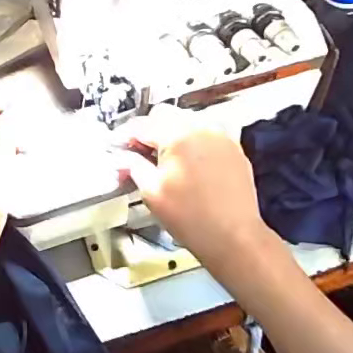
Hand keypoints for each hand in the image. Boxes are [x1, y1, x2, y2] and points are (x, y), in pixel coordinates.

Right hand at [115, 105, 273, 265]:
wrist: (234, 237)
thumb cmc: (191, 217)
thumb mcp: (151, 191)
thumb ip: (133, 166)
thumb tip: (124, 157)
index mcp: (177, 134)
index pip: (142, 124)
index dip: (125, 135)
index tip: (118, 146)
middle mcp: (201, 128)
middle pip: (165, 115)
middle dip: (149, 130)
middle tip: (138, 153)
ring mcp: (221, 137)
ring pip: (187, 121)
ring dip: (171, 134)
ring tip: (163, 159)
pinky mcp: (234, 150)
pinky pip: (206, 135)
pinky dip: (193, 143)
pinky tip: (187, 164)